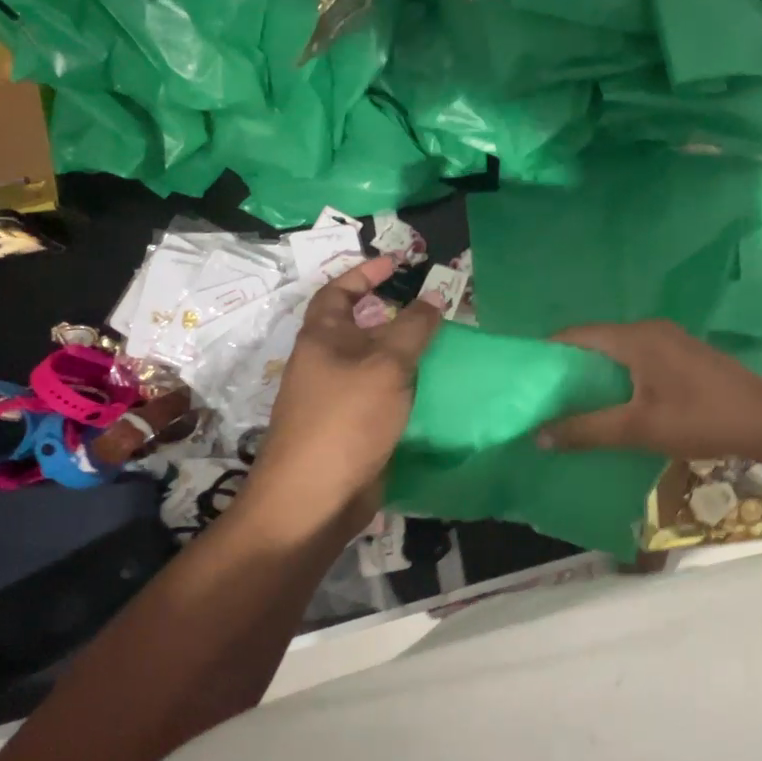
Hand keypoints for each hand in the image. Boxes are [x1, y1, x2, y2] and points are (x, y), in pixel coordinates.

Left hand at [249, 257, 442, 524]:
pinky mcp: (354, 427)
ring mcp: (338, 398)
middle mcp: (325, 364)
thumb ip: (413, 328)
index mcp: (321, 340)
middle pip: (361, 328)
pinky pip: (385, 394)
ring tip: (446, 346)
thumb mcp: (387, 365)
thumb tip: (434, 297)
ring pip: (377, 363)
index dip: (364, 274)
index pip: (337, 292)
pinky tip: (437, 389)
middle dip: (396, 315)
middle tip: (437, 309)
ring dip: (407, 353)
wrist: (315, 497)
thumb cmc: (345, 420)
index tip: (397, 263)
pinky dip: (409, 386)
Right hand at [538, 319, 761, 461]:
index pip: (577, 335)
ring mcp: (673, 342)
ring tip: (570, 407)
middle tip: (542, 400)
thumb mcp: (640, 428)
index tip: (523, 380)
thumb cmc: (701, 418)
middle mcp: (652, 330)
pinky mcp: (687, 357)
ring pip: (620, 354)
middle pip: (598, 343)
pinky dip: (621, 379)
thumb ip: (588, 430)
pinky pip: (640, 361)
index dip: (547, 355)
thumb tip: (539, 435)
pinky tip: (614, 406)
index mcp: (637, 337)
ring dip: (596, 377)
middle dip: (569, 370)